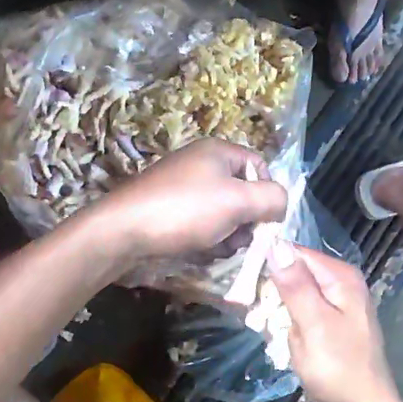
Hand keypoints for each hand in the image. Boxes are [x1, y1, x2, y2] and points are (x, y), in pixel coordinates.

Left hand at [92, 139, 287, 259]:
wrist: (120, 232)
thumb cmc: (184, 211)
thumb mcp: (238, 201)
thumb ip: (272, 198)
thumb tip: (281, 204)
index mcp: (219, 151)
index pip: (262, 167)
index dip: (268, 194)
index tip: (264, 220)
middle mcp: (202, 163)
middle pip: (245, 192)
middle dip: (248, 219)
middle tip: (240, 239)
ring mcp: (184, 186)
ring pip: (226, 211)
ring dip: (230, 233)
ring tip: (219, 247)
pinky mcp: (170, 208)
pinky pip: (204, 222)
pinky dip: (209, 237)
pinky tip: (202, 250)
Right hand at [267, 240, 402, 401]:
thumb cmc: (337, 367)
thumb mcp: (313, 324)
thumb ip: (295, 285)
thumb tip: (277, 243)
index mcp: (341, 277)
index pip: (296, 252)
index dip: (269, 261)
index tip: (243, 276)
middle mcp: (343, 283)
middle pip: (297, 271)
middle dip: (273, 288)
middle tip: (256, 311)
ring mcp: (340, 303)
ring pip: (297, 293)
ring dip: (279, 308)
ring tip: (267, 325)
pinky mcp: (333, 322)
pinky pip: (304, 310)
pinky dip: (290, 321)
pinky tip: (283, 336)